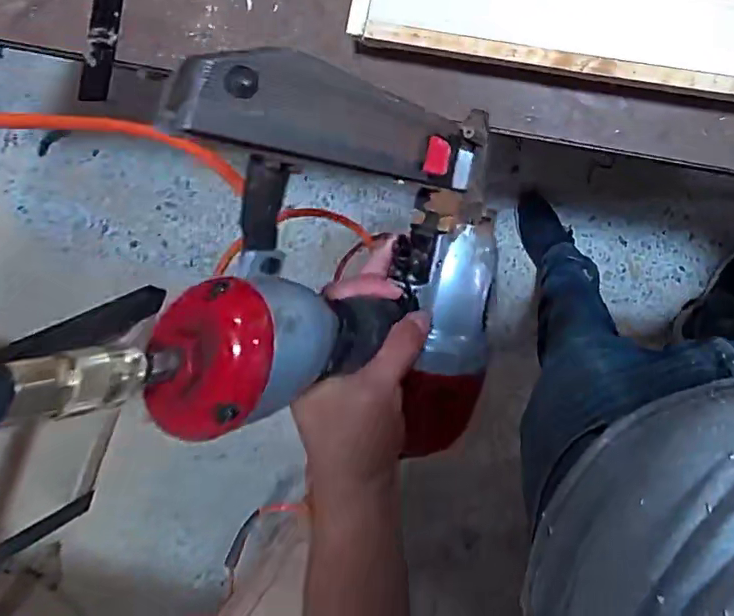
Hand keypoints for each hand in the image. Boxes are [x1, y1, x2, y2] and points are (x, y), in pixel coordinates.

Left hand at [292, 236, 430, 501]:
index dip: (364, 286)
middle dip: (371, 276)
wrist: (358, 487)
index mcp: (311, 353)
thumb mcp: (379, 389)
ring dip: (381, 292)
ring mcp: (338, 364)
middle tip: (398, 247)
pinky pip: (371, 334)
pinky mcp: (357, 374)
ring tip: (403, 264)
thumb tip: (422, 315)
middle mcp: (321, 353)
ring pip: (358, 317)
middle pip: (345, 303)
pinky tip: (407, 308)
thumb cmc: (356, 438)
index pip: (333, 303)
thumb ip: (399, 347)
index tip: (395, 287)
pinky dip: (389, 316)